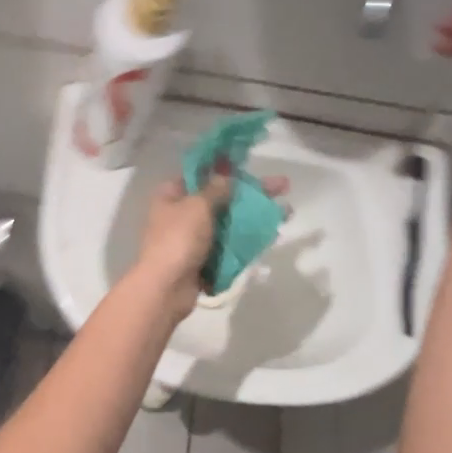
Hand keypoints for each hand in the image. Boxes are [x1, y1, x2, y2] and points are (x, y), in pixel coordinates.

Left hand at [131, 167, 287, 315]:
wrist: (165, 289)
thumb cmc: (178, 240)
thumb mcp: (197, 205)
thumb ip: (216, 188)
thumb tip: (227, 177)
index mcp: (172, 194)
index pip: (200, 173)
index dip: (225, 167)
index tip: (250, 163)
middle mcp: (181, 214)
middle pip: (220, 198)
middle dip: (251, 192)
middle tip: (283, 186)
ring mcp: (193, 239)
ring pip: (227, 223)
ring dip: (254, 217)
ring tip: (285, 212)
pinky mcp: (203, 260)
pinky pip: (228, 246)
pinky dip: (246, 240)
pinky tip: (271, 235)